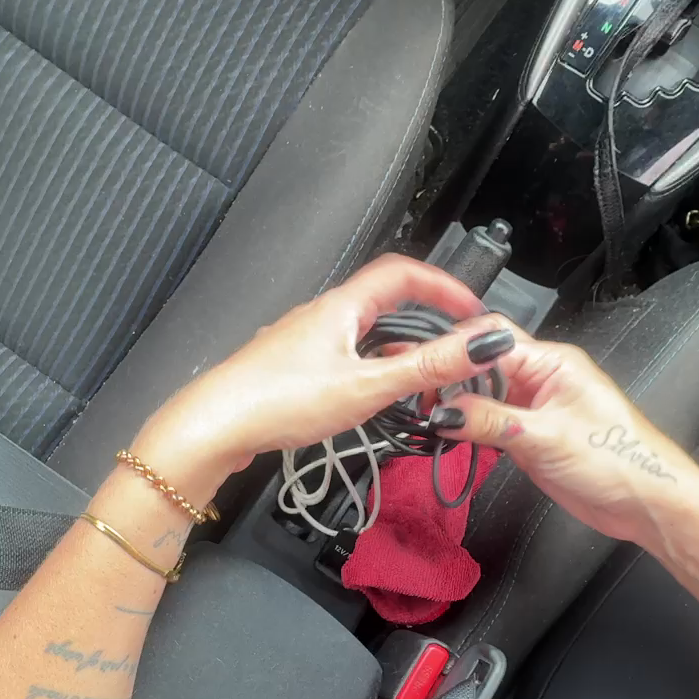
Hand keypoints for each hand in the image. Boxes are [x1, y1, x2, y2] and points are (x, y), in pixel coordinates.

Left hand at [129, 255, 518, 502]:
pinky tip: (370, 397)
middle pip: (385, 301)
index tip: (474, 311)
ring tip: (418, 382)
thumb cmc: (281, 401)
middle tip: (453, 351)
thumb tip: (482, 342)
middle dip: (426, 320)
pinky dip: (370, 367)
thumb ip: (426, 366)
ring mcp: (303, 340)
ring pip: (363, 332)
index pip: (403, 272)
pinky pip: (343, 354)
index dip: (444, 284)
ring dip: (397, 349)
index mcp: (341, 306)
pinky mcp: (291, 366)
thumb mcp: (365, 386)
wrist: (215, 426)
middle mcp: (321, 315)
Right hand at [430, 324, 698, 547]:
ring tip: (426, 417)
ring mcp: (532, 406)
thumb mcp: (545, 437)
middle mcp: (539, 377)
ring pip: (482, 394)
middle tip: (416, 398)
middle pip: (482, 364)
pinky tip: (450, 435)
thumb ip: (490, 421)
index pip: (491, 340)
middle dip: (449, 377)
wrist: (645, 504)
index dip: (454, 352)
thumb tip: (441, 412)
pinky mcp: (528, 434)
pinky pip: (489, 420)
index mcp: (551, 361)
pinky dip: (469, 426)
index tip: (419, 371)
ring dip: (457, 404)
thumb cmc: (615, 460)